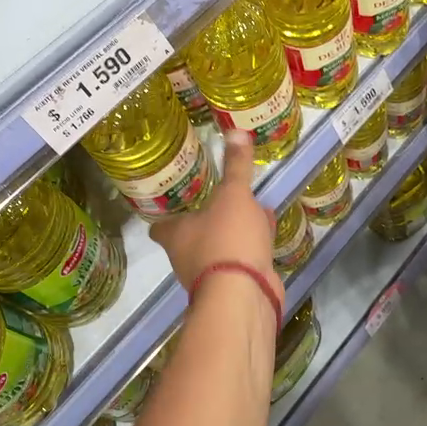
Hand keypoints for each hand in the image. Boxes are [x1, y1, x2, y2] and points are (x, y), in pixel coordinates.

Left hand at [150, 130, 282, 296]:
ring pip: (220, 245)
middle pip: (191, 234)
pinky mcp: (235, 285)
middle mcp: (187, 256)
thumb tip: (234, 130)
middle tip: (218, 194)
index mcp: (176, 235)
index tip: (174, 196)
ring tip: (252, 205)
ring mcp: (211, 274)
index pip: (159, 223)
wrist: (245, 295)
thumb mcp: (234, 195)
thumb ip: (235, 166)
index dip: (165, 211)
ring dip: (234, 229)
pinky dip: (251, 244)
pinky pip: (241, 257)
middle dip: (207, 217)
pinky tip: (266, 229)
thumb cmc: (228, 240)